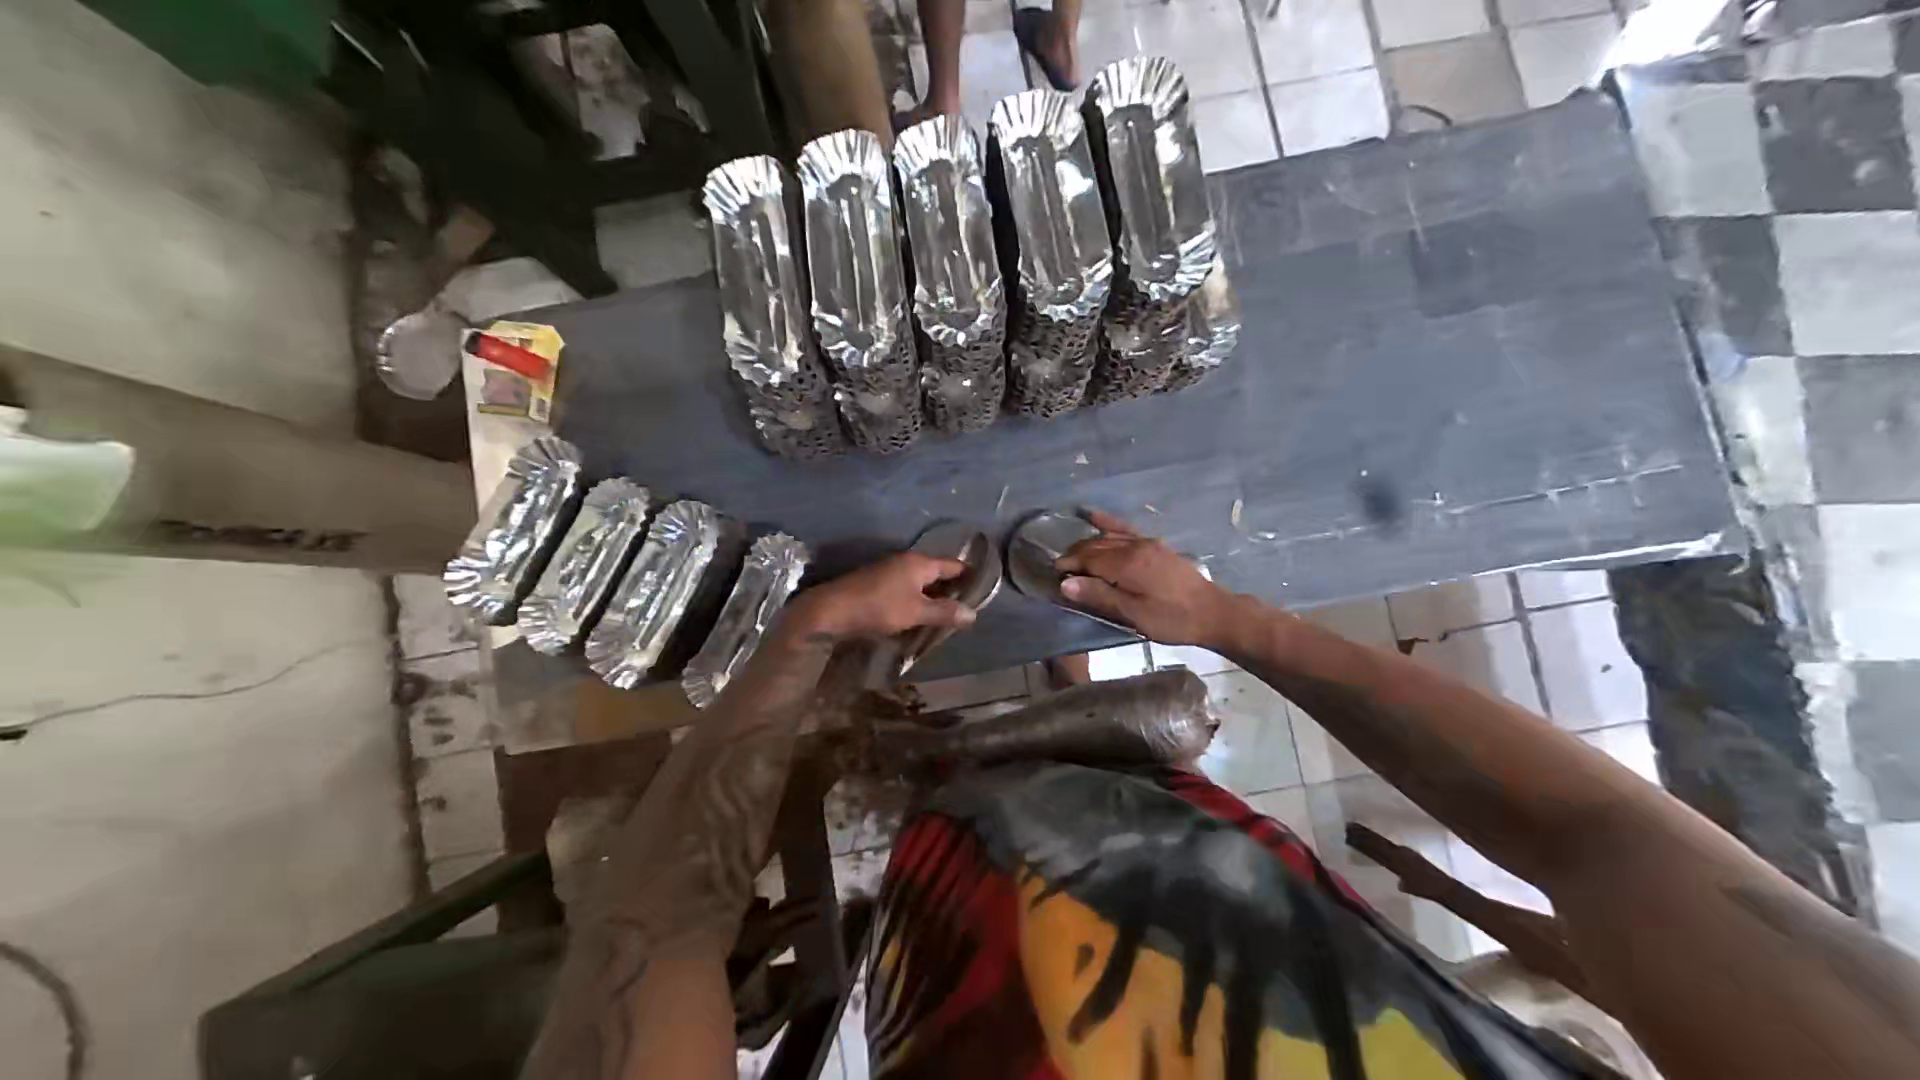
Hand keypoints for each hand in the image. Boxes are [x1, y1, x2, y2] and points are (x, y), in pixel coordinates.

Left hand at [784, 552, 976, 641]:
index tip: (983, 589)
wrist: (831, 610)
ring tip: (947, 615)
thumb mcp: (916, 612)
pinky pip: (906, 588)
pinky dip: (917, 598)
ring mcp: (889, 570)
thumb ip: (944, 612)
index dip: (969, 576)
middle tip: (967, 607)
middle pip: (936, 572)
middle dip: (952, 588)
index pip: (953, 565)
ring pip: (920, 581)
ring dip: (933, 595)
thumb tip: (973, 613)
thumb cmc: (878, 607)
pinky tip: (919, 614)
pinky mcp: (877, 583)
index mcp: (919, 562)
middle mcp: (906, 561)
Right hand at [1055, 511, 1238, 646]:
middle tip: (1060, 570)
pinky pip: (1125, 529)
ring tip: (1072, 554)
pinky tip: (1093, 515)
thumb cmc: (1173, 619)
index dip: (1068, 564)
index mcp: (1127, 564)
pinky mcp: (1154, 545)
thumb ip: (1100, 596)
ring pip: (1108, 536)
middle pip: (1095, 544)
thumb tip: (1066, 583)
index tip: (1053, 574)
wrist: (1213, 613)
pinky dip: (1107, 522)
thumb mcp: (1135, 615)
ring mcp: (1146, 543)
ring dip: (1087, 543)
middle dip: (1074, 554)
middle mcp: (1134, 546)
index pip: (1088, 558)